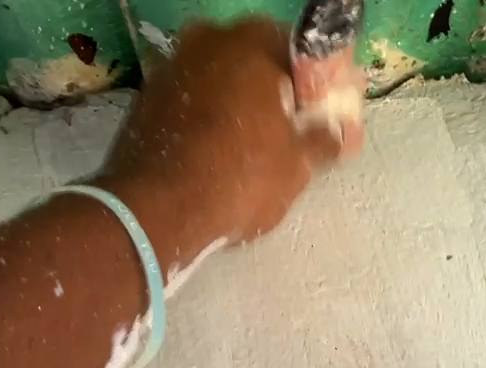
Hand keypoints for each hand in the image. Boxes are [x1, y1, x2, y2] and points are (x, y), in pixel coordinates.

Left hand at [98, 18, 360, 267]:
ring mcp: (172, 66)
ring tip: (252, 151)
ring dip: (239, 107)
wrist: (158, 211)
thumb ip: (322, 141)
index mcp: (254, 43)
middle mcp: (209, 39)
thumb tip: (338, 132)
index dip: (318, 87)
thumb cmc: (238, 181)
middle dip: (276, 94)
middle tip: (290, 135)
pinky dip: (208, 122)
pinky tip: (217, 155)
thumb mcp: (295, 168)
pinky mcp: (147, 99)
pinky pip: (192, 104)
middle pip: (256, 62)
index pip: (301, 51)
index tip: (325, 116)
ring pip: (220, 82)